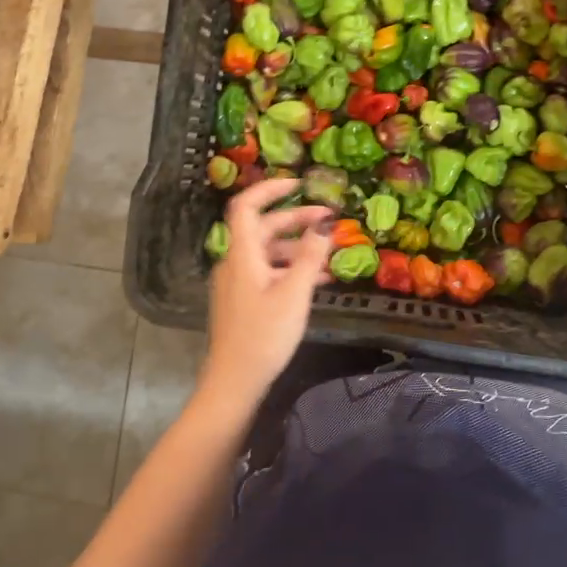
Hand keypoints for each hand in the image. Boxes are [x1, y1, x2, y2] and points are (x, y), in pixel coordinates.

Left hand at [197, 178, 333, 407]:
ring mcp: (237, 282)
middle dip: (296, 219)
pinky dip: (291, 269)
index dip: (270, 189)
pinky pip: (268, 272)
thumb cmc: (264, 335)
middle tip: (330, 219)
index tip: (299, 184)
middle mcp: (235, 262)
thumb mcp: (294, 294)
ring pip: (268, 252)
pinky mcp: (243, 301)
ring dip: (298, 248)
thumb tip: (324, 223)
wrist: (235, 383)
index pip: (247, 206)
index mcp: (242, 253)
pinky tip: (318, 281)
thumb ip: (310, 256)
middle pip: (263, 228)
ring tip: (331, 256)